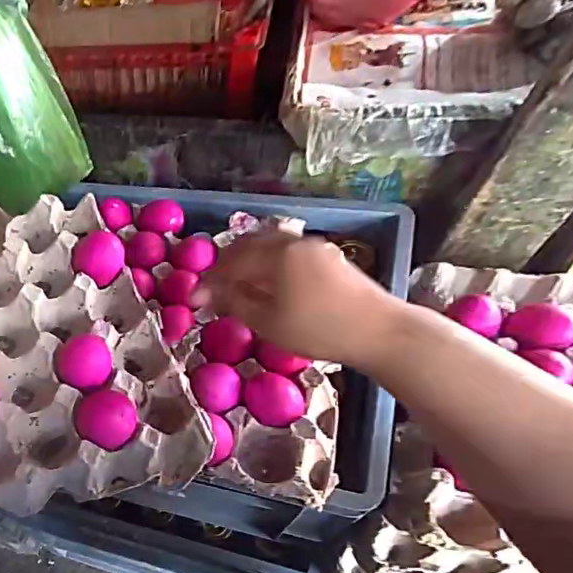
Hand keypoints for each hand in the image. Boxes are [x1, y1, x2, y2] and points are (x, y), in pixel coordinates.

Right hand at [194, 231, 403, 367]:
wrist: (378, 330)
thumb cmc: (318, 330)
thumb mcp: (269, 323)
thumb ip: (236, 303)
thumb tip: (209, 294)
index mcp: (276, 254)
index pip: (230, 262)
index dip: (209, 281)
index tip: (194, 301)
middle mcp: (293, 242)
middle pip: (248, 246)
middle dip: (226, 267)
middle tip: (214, 292)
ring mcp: (314, 247)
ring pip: (269, 248)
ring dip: (248, 266)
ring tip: (239, 291)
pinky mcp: (329, 258)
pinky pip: (287, 254)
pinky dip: (269, 267)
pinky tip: (269, 288)